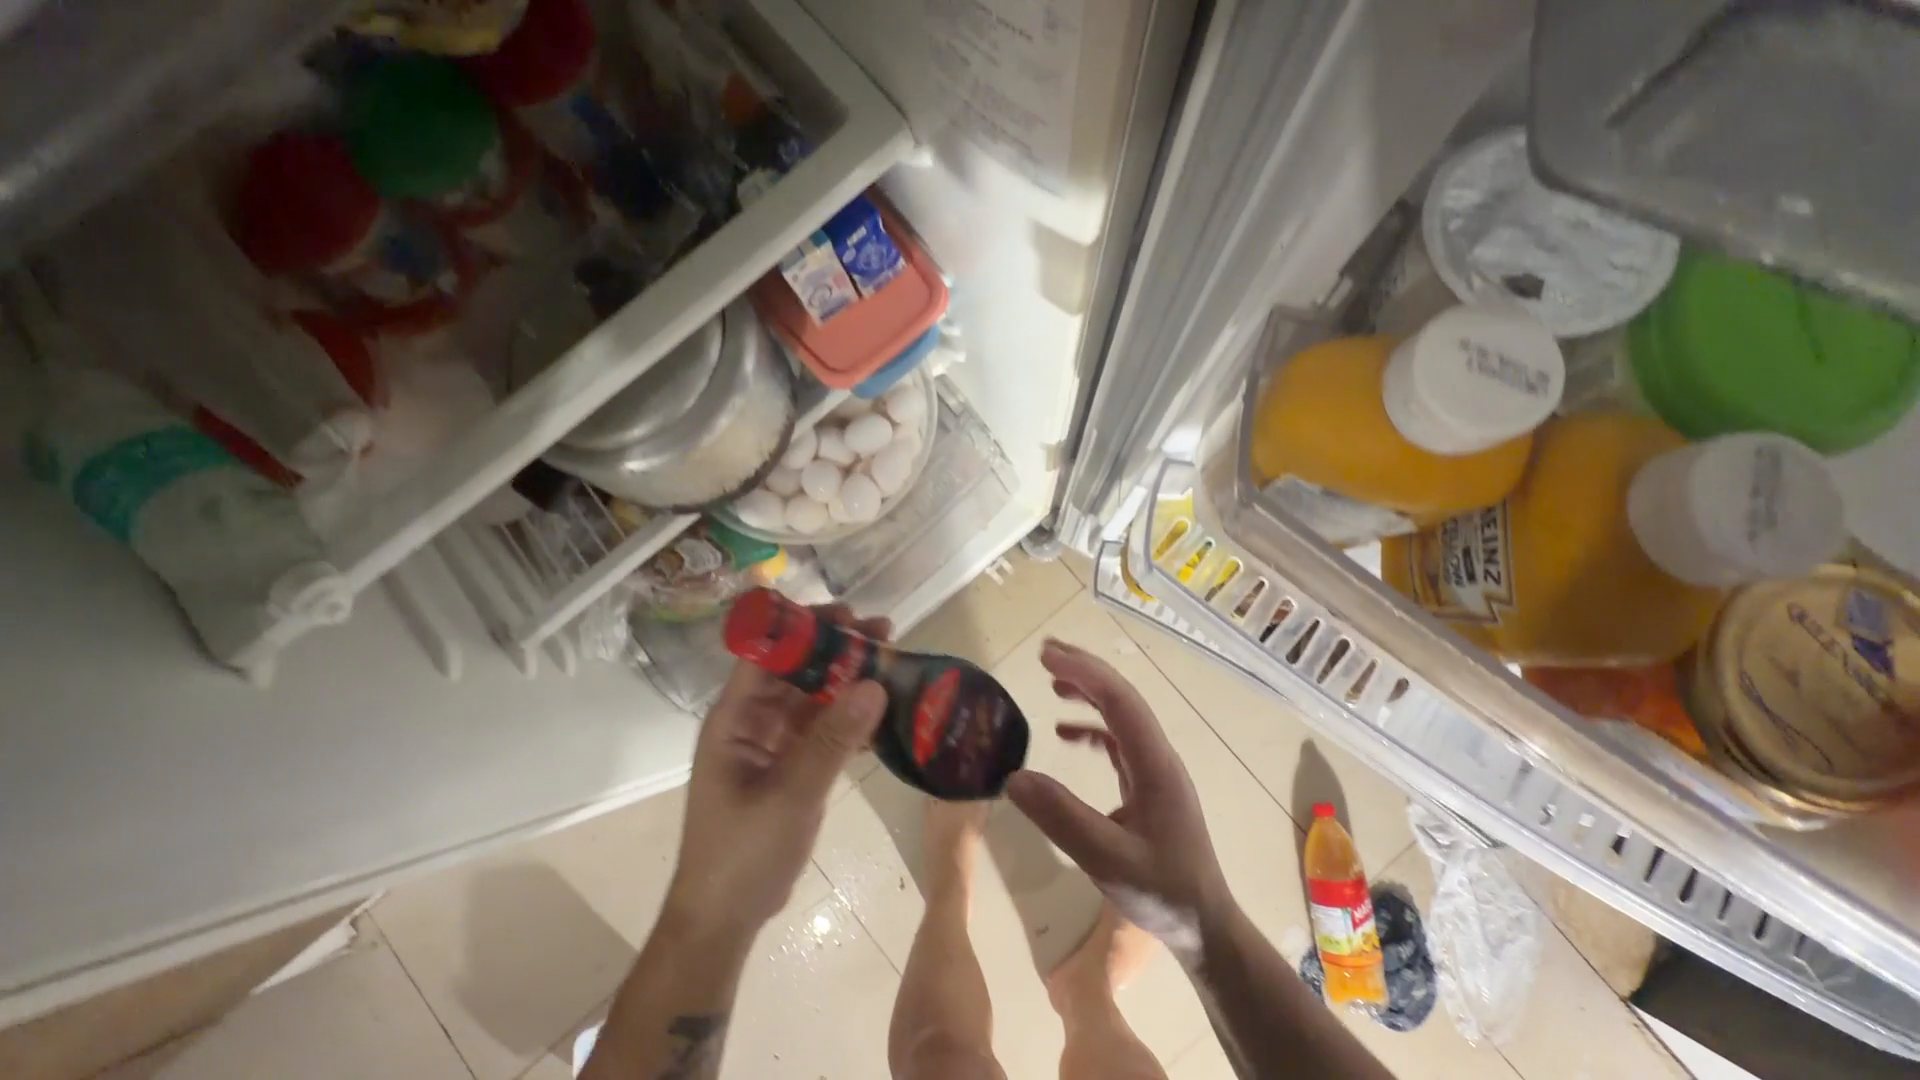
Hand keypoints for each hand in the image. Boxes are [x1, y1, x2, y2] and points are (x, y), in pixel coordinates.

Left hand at [663, 606, 888, 935]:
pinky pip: (824, 733)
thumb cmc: (743, 852)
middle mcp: (752, 725)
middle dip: (837, 651)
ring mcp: (773, 748)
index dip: (803, 629)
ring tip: (893, 664)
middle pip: (796, 673)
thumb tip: (874, 684)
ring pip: (814, 701)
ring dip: (849, 684)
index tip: (848, 616)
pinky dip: (852, 723)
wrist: (726, 915)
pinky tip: (887, 715)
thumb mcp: (790, 794)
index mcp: (733, 720)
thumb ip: (832, 740)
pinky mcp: (792, 771)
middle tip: (884, 633)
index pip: (765, 655)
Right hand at [1005, 639, 1231, 954]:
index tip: (1046, 656)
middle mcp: (1158, 758)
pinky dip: (1092, 729)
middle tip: (1046, 651)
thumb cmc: (1161, 891)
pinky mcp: (1150, 787)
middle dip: (1086, 669)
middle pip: (1123, 699)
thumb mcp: (1106, 859)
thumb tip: (1014, 777)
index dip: (1084, 672)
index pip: (1119, 702)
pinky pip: (1120, 743)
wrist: (1203, 924)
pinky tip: (1066, 734)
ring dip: (1090, 693)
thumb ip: (1061, 817)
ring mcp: (1156, 772)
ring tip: (1052, 679)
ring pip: (1122, 717)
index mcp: (1155, 765)